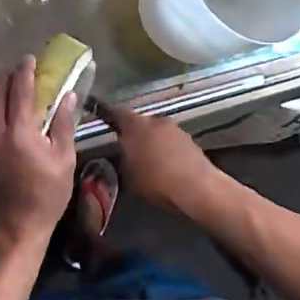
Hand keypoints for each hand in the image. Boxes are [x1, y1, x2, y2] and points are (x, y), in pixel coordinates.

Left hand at [0, 57, 77, 241]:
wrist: (19, 225)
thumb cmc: (48, 193)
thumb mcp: (64, 158)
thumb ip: (63, 124)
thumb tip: (67, 96)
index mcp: (20, 133)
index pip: (20, 93)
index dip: (25, 73)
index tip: (31, 58)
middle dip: (7, 78)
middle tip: (21, 68)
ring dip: (0, 90)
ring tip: (15, 83)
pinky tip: (9, 107)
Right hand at [97, 102, 222, 215]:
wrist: (196, 187)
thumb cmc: (155, 181)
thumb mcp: (127, 175)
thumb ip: (121, 159)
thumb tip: (120, 154)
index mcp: (136, 124)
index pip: (117, 112)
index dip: (109, 116)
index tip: (104, 120)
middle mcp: (156, 120)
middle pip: (140, 121)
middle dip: (134, 132)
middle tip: (128, 148)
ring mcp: (175, 127)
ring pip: (157, 130)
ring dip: (152, 140)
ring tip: (148, 159)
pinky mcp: (189, 139)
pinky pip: (171, 140)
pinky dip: (166, 148)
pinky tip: (165, 163)